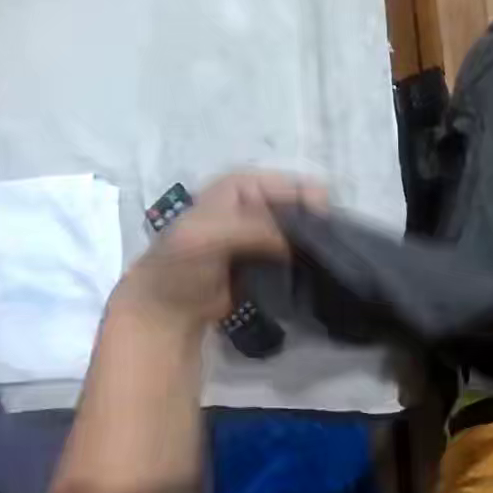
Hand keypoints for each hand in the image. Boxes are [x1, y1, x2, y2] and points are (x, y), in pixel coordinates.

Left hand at [108, 171, 327, 333]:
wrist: (168, 308)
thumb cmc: (179, 266)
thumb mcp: (207, 237)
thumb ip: (250, 230)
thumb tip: (292, 243)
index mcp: (242, 185)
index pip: (293, 185)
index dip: (312, 204)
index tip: (324, 231)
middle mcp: (257, 203)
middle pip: (303, 207)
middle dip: (316, 226)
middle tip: (324, 253)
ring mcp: (265, 232)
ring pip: (304, 231)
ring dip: (313, 247)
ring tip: (323, 266)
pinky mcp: (270, 258)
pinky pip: (298, 254)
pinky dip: (307, 262)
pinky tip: (315, 274)